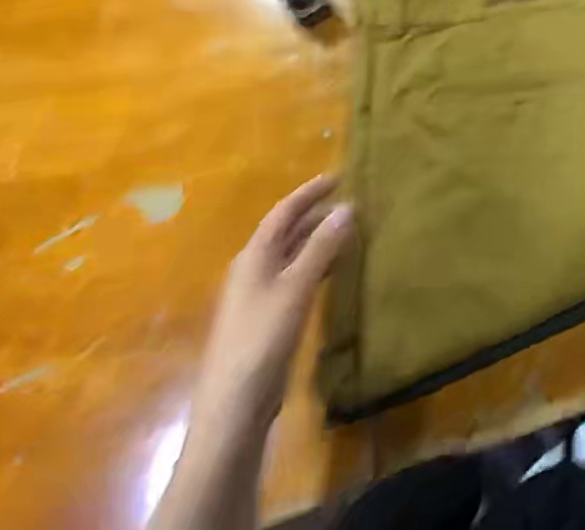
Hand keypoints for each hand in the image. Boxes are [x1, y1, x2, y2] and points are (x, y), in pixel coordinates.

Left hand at [193, 175, 352, 425]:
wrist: (234, 407)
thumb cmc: (262, 339)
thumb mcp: (296, 288)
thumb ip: (321, 247)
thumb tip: (347, 207)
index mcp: (254, 256)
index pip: (283, 212)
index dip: (309, 192)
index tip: (338, 177)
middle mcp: (254, 270)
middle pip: (286, 232)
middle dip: (316, 214)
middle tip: (350, 203)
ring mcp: (259, 296)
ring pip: (292, 255)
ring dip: (318, 239)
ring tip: (349, 230)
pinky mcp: (269, 318)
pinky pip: (296, 277)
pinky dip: (317, 265)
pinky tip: (335, 270)